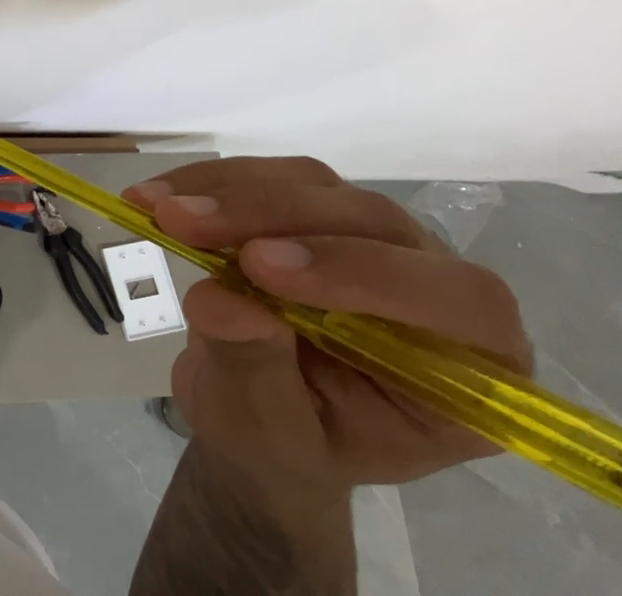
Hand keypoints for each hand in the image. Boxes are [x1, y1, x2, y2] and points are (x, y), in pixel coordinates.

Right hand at [126, 157, 531, 503]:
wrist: (254, 414)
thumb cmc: (279, 443)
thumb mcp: (264, 433)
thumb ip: (254, 371)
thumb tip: (220, 301)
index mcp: (466, 372)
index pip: (454, 302)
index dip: (365, 273)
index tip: (258, 267)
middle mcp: (438, 293)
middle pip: (375, 225)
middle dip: (270, 216)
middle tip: (179, 222)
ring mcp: (379, 243)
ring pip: (320, 187)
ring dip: (231, 190)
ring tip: (155, 207)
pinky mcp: (320, 214)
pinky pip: (272, 178)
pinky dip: (209, 183)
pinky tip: (156, 198)